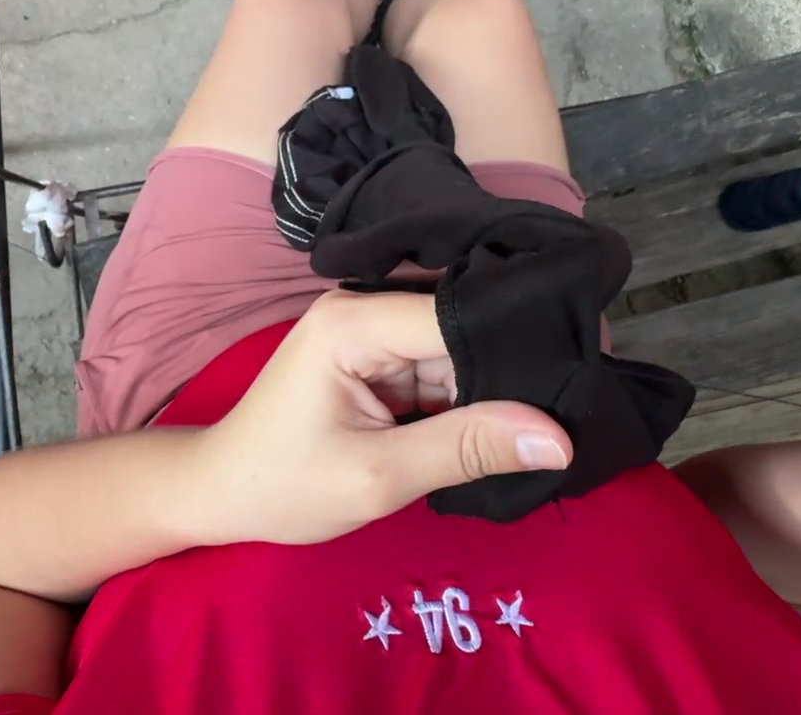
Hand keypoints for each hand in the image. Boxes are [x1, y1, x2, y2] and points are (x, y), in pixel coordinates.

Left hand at [193, 289, 571, 545]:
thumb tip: (556, 435)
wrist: (225, 491)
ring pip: (449, 350)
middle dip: (502, 370)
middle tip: (563, 410)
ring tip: (535, 424)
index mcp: (353, 322)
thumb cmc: (287, 485)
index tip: (575, 372)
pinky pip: (431, 367)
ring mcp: (364, 330)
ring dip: (483, 389)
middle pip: (455, 327)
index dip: (514, 342)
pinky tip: (490, 426)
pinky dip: (457, 399)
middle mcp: (360, 309)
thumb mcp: (379, 476)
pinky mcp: (369, 356)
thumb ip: (465, 448)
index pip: (455, 314)